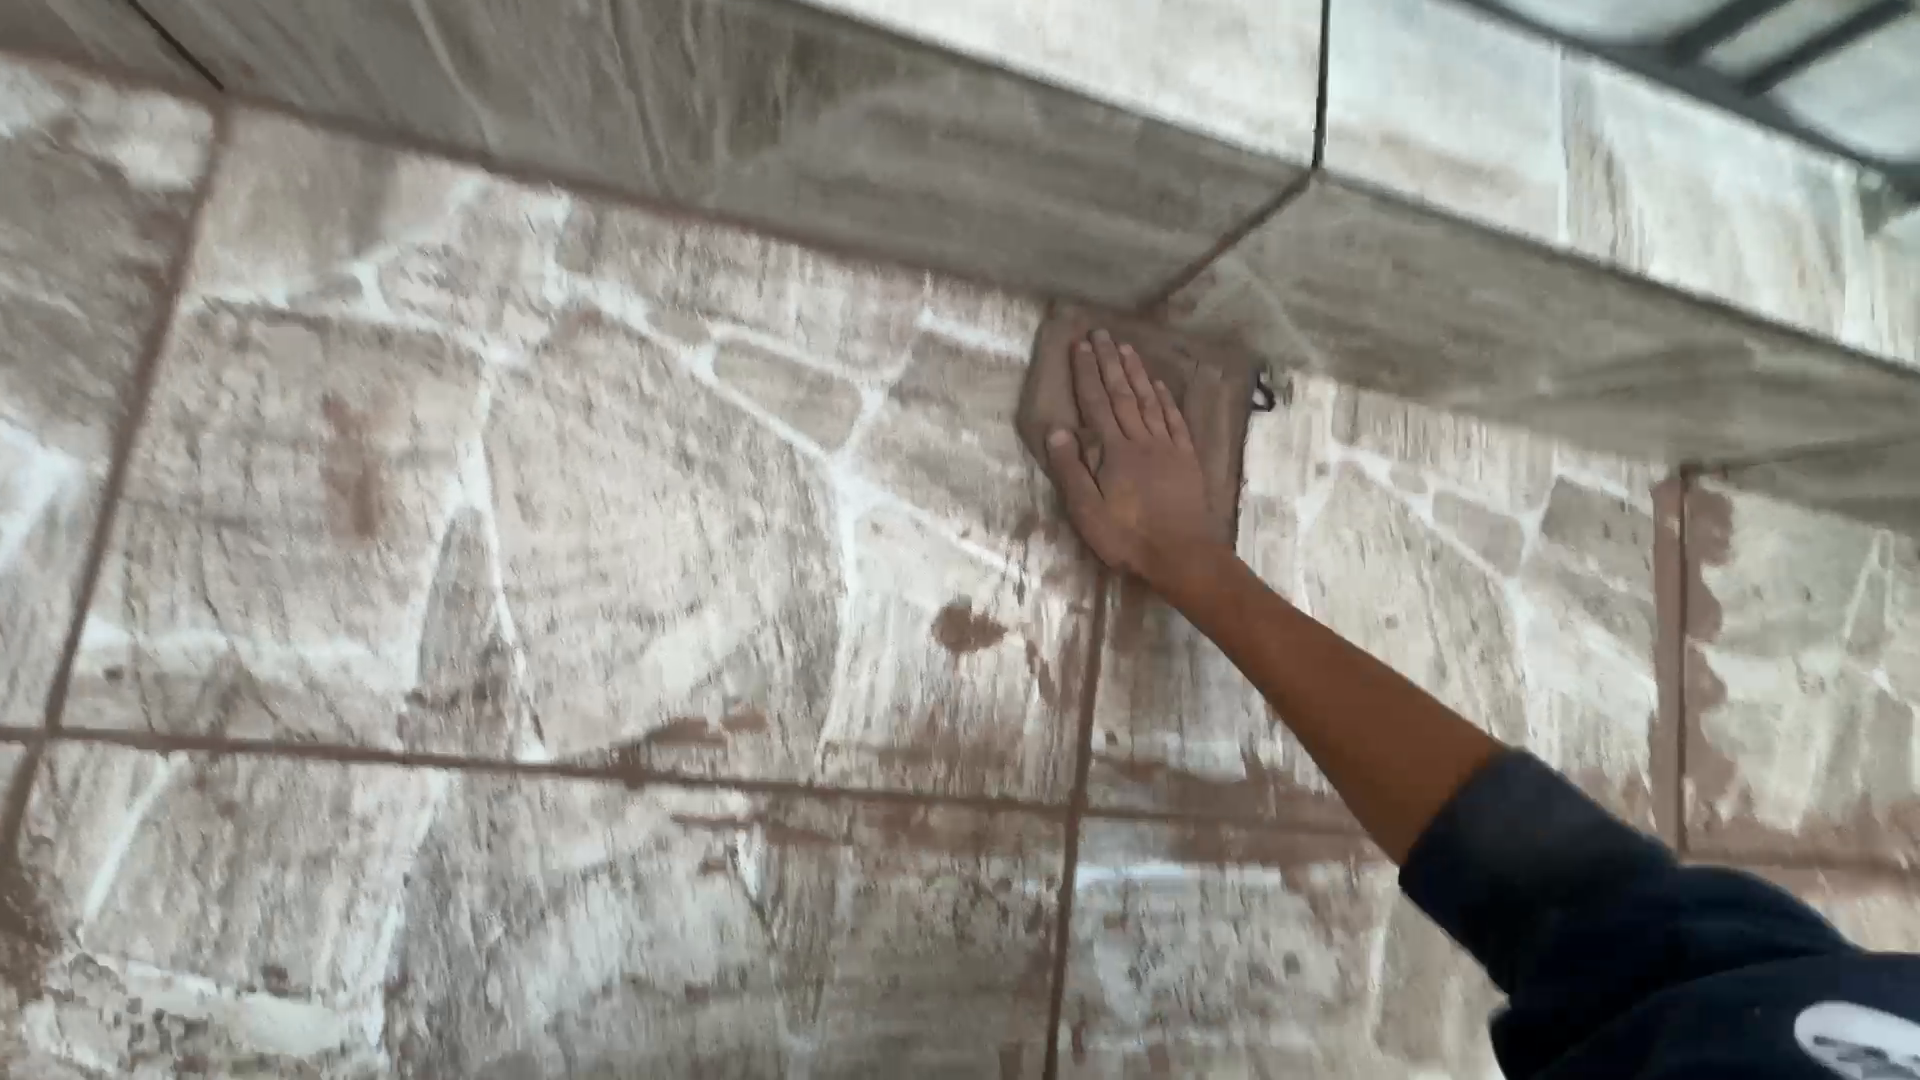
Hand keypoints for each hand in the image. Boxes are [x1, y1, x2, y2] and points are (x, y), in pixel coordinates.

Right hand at [1045, 329, 1228, 590]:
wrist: (1182, 554)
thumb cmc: (1127, 538)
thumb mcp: (1087, 512)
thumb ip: (1072, 470)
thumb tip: (1058, 430)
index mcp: (1114, 451)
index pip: (1095, 404)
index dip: (1085, 373)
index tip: (1079, 346)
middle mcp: (1141, 440)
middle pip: (1122, 394)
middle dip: (1109, 362)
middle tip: (1100, 333)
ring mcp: (1167, 447)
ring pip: (1149, 400)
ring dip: (1136, 372)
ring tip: (1126, 348)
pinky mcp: (1186, 459)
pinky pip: (1174, 420)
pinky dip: (1165, 399)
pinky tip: (1160, 385)